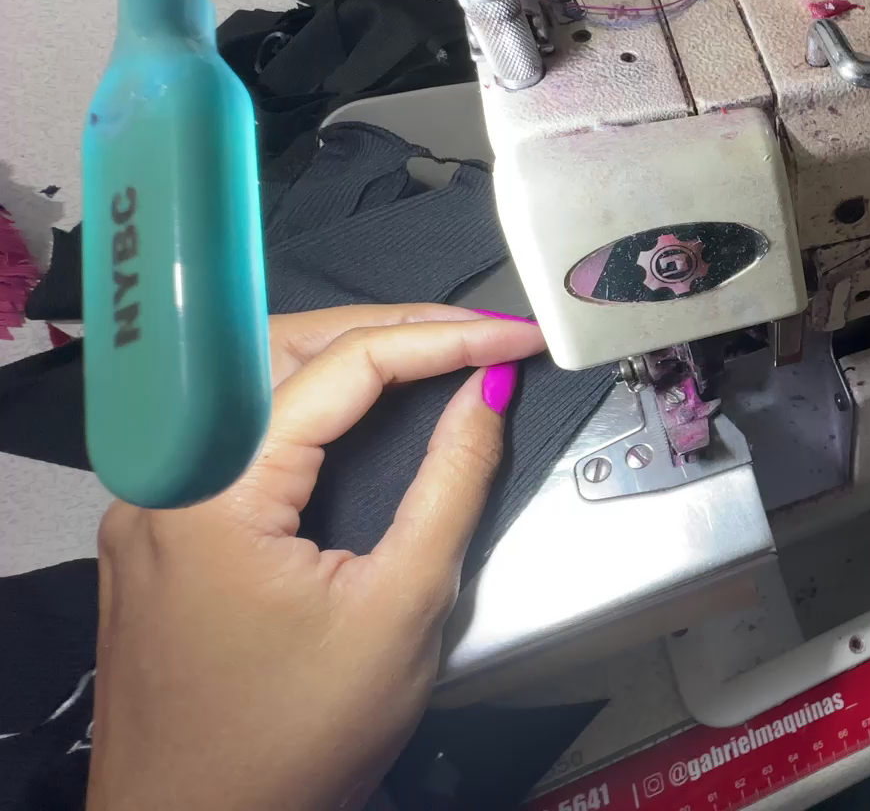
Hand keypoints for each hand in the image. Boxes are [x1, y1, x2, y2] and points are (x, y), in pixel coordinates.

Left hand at [87, 304, 546, 810]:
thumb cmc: (304, 728)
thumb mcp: (408, 597)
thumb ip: (453, 477)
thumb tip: (491, 388)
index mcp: (214, 494)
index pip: (342, 368)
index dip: (447, 339)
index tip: (520, 337)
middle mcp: (169, 481)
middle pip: (285, 350)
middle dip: (400, 325)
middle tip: (489, 332)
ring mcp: (165, 501)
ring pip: (268, 380)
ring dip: (367, 351)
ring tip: (454, 349)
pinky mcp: (182, 525)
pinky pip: (260, 425)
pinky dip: (336, 394)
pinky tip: (388, 397)